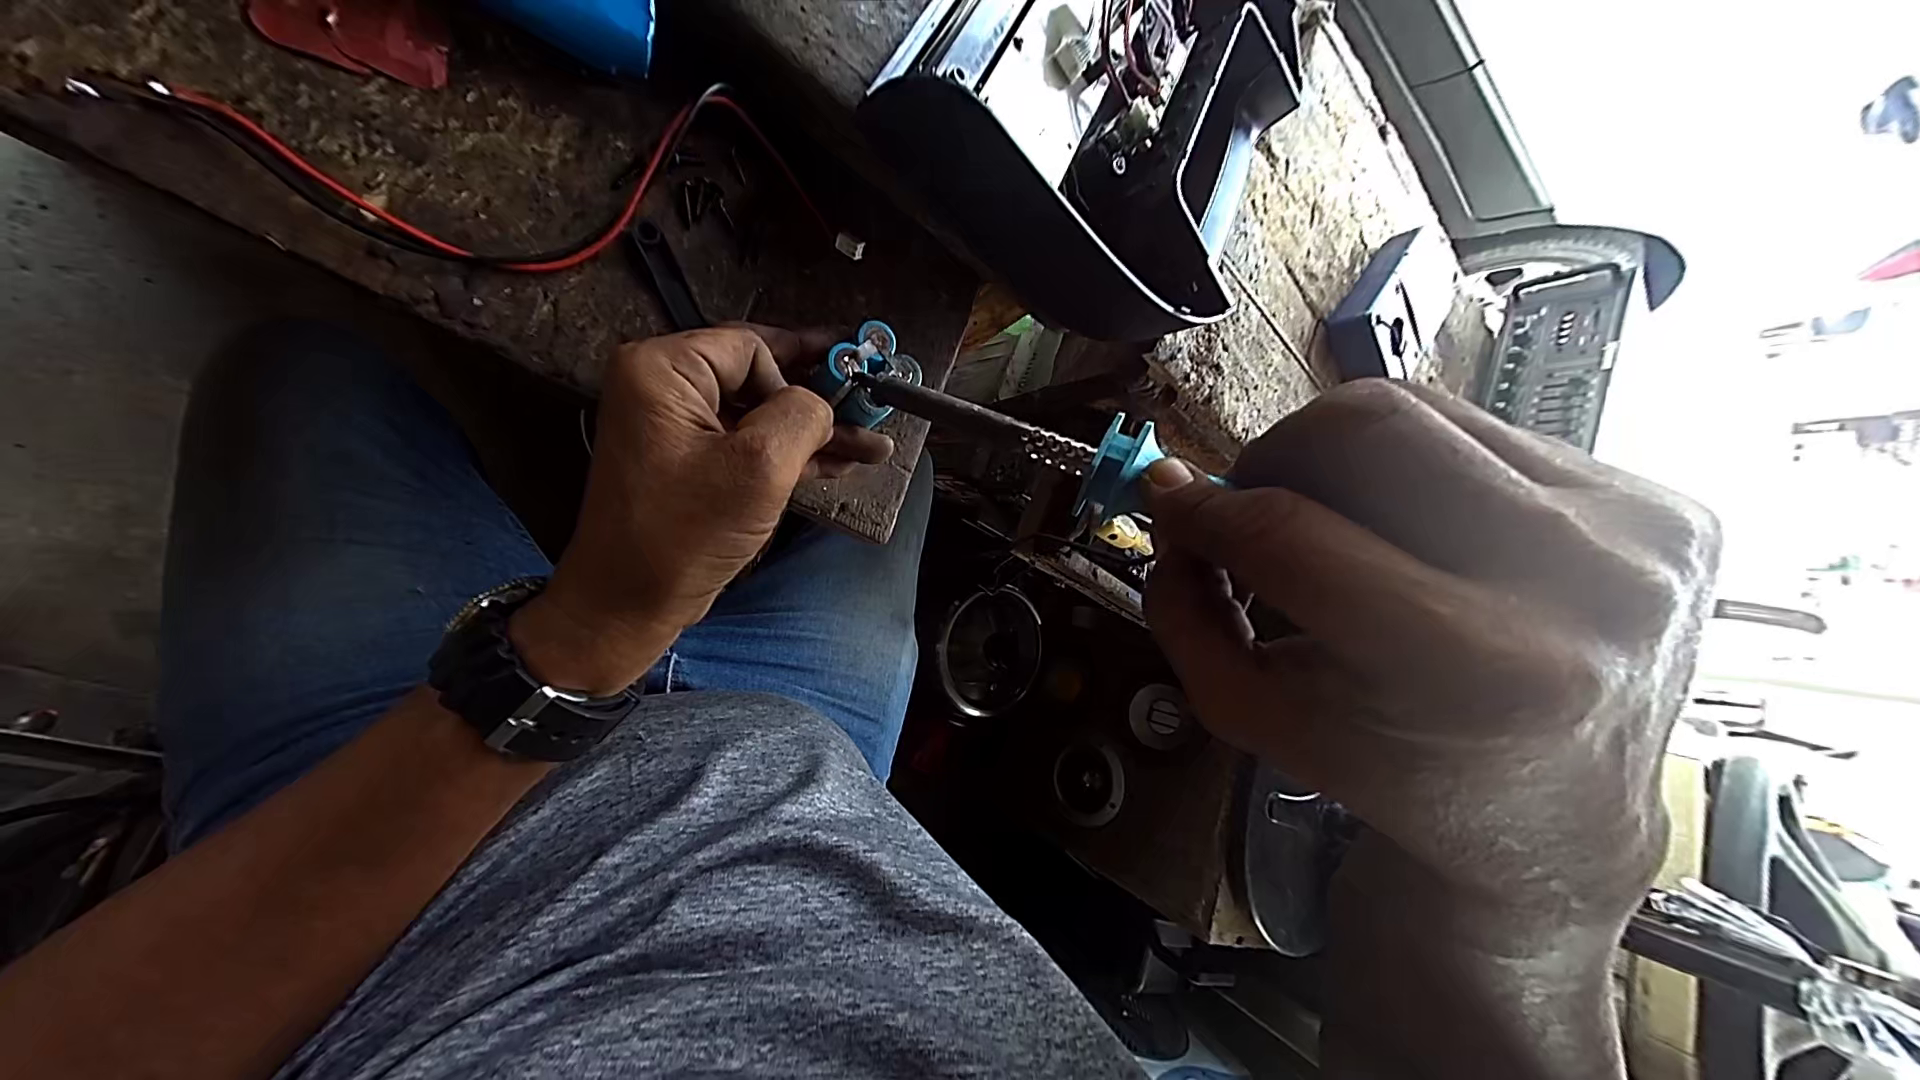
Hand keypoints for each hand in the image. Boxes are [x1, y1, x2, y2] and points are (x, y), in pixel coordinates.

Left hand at [512, 326, 891, 693]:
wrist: (632, 603)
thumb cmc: (684, 534)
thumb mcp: (759, 467)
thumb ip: (802, 416)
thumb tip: (821, 404)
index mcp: (663, 370)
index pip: (752, 347)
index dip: (794, 379)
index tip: (824, 416)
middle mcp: (666, 388)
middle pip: (762, 375)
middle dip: (819, 396)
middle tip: (868, 400)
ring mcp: (681, 428)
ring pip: (765, 413)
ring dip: (817, 430)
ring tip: (870, 443)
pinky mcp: (696, 463)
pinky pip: (754, 443)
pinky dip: (794, 453)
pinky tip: (840, 461)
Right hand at [1142, 379, 1719, 942]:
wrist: (1557, 814)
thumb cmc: (1387, 771)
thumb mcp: (1253, 714)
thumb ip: (1183, 609)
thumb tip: (1168, 495)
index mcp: (1468, 667)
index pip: (1291, 534)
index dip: (1206, 510)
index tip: (1168, 504)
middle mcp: (1577, 581)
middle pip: (1365, 428)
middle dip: (1272, 453)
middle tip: (1249, 503)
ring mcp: (1639, 533)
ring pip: (1417, 411)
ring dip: (1332, 453)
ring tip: (1323, 515)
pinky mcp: (1667, 506)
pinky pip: (1476, 432)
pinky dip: (1402, 465)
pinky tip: (1401, 524)